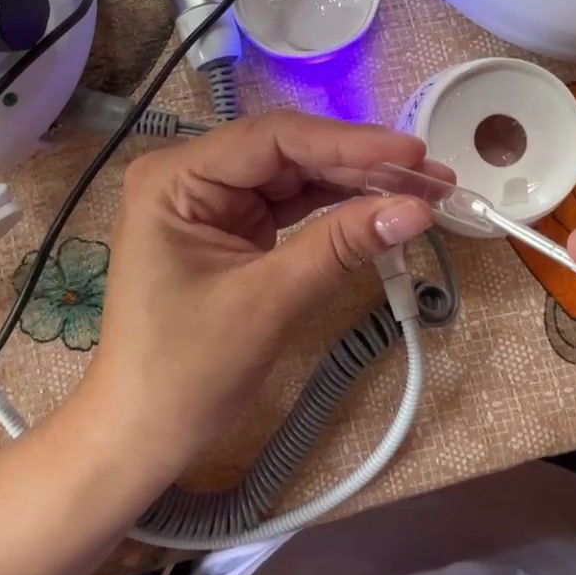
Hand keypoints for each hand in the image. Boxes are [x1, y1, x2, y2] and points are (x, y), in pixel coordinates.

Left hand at [77, 112, 437, 477]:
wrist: (142, 434)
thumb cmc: (185, 372)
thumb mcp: (267, 302)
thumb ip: (340, 246)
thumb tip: (416, 208)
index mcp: (175, 178)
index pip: (273, 140)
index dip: (349, 143)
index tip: (412, 154)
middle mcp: (190, 177)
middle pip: (289, 154)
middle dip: (360, 165)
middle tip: (432, 176)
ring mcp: (211, 203)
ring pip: (295, 178)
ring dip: (356, 186)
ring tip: (422, 191)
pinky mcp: (231, 229)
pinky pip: (291, 208)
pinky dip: (335, 212)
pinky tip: (380, 211)